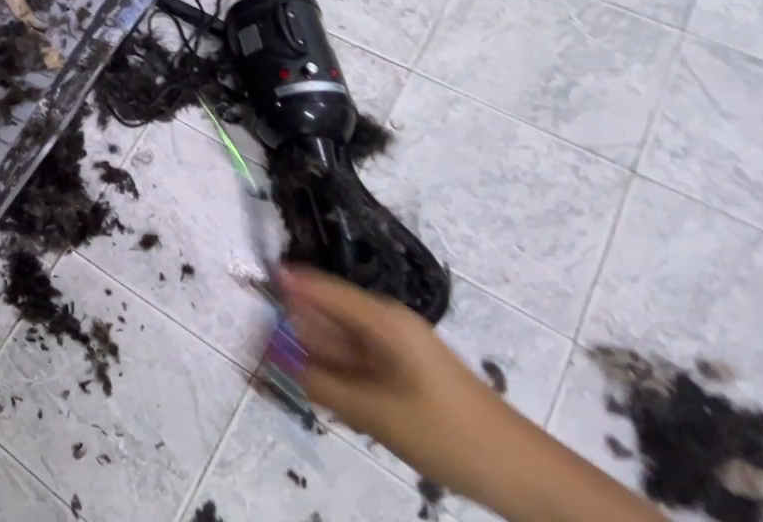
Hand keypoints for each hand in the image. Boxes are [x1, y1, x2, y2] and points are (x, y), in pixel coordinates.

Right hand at [281, 267, 665, 520]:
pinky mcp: (395, 375)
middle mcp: (382, 325)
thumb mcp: (372, 410)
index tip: (238, 299)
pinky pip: (346, 365)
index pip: (313, 285)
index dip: (275, 287)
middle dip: (281, 334)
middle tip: (246, 361)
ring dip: (299, 360)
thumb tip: (259, 353)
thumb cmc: (448, 434)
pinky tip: (303, 395)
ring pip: (328, 343)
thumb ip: (313, 380)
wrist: (524, 476)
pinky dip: (322, 377)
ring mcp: (390, 350)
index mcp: (380, 318)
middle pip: (317, 315)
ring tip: (264, 381)